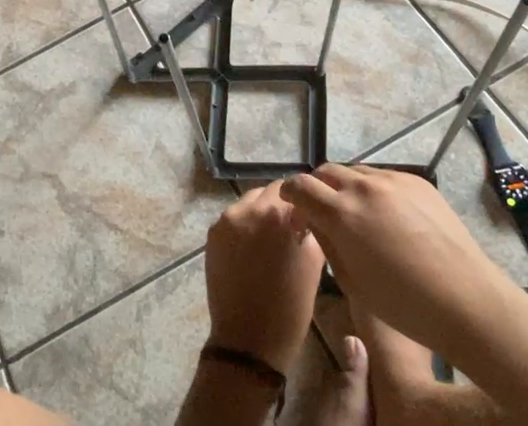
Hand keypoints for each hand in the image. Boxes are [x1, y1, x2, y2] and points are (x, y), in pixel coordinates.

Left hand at [203, 180, 324, 373]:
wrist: (250, 338)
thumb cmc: (291, 305)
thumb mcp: (314, 262)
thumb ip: (311, 228)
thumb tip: (308, 213)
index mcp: (280, 213)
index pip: (296, 188)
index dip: (303, 199)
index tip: (308, 210)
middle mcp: (250, 208)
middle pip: (270, 192)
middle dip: (281, 204)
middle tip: (290, 225)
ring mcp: (227, 219)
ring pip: (249, 203)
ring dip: (261, 213)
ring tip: (269, 238)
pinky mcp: (212, 233)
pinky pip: (233, 219)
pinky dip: (244, 226)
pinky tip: (251, 248)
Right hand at [281, 164, 519, 361]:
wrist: (467, 300)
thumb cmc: (404, 304)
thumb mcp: (352, 281)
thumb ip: (326, 243)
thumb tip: (315, 220)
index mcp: (341, 214)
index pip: (300, 186)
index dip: (291, 193)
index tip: (292, 205)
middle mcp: (363, 188)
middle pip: (326, 172)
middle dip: (317, 187)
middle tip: (322, 209)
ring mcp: (393, 181)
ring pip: (356, 172)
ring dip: (347, 187)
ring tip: (358, 214)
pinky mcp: (418, 182)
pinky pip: (384, 178)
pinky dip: (374, 190)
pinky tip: (387, 216)